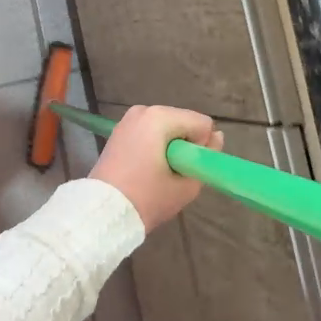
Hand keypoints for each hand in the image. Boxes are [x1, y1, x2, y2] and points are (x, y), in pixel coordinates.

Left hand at [89, 105, 221, 232]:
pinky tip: (145, 168)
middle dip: (185, 145)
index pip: (202, 123)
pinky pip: (150, 132)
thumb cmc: (147, 198)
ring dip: (170, 146)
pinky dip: (155, 146)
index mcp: (160, 117)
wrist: (102, 211)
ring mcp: (129, 119)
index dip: (201, 148)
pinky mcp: (120, 130)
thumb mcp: (186, 184)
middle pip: (183, 122)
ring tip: (158, 173)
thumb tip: (217, 137)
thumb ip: (206, 158)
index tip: (187, 169)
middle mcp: (143, 110)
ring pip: (167, 128)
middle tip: (173, 173)